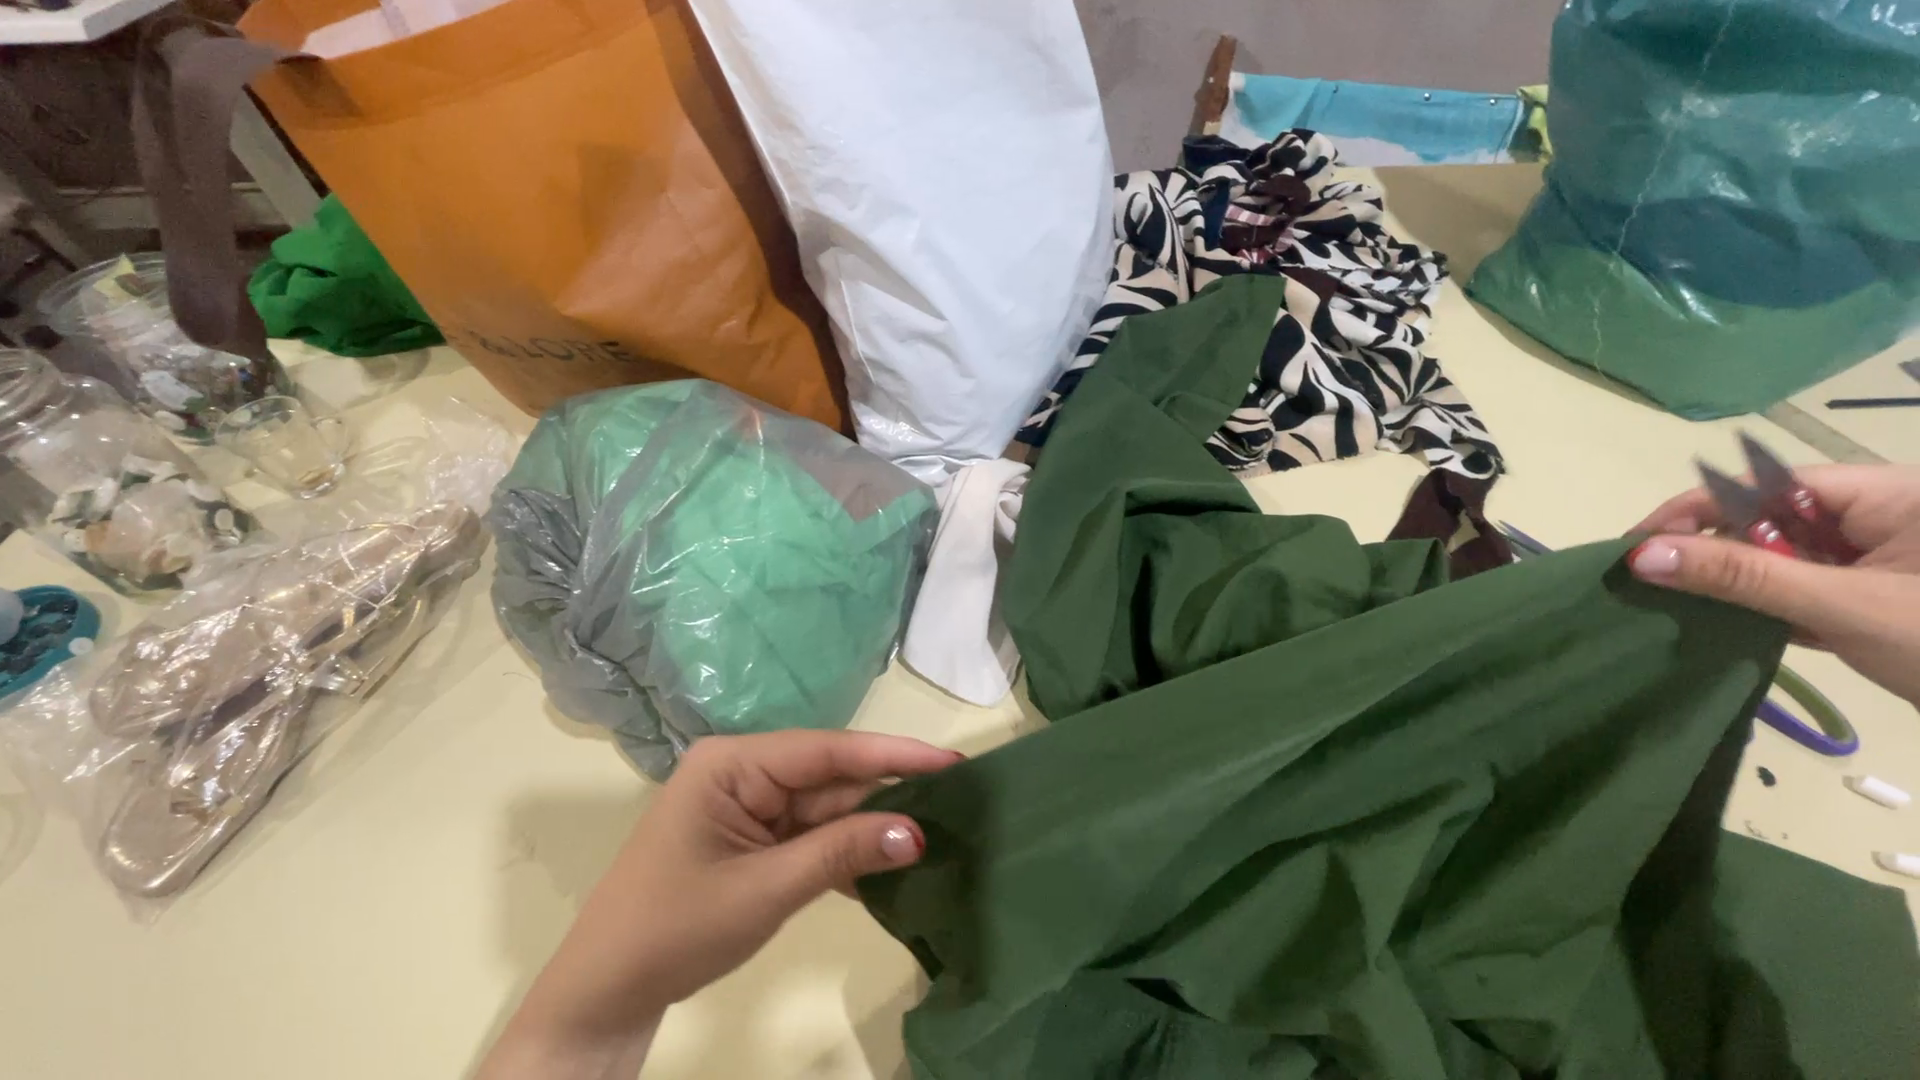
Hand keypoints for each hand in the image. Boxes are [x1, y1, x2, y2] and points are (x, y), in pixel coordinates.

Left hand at [476, 730, 961, 1079]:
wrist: (606, 991)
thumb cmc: (675, 928)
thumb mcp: (765, 889)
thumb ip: (843, 853)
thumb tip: (918, 833)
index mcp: (733, 762)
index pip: (827, 750)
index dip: (893, 756)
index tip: (952, 762)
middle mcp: (743, 772)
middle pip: (830, 777)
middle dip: (887, 794)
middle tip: (957, 801)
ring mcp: (748, 806)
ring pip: (825, 808)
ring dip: (871, 827)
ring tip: (937, 832)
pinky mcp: (752, 839)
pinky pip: (810, 835)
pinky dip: (845, 852)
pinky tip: (889, 864)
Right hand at [1629, 463, 1919, 707]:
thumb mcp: (1843, 607)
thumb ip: (1741, 577)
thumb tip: (1640, 555)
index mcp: (1889, 496)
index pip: (1767, 485)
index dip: (1695, 509)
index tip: (1635, 544)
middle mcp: (1884, 518)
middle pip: (1771, 520)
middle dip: (1711, 549)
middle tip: (1648, 581)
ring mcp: (1884, 561)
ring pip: (1784, 558)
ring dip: (1734, 582)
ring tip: (1677, 605)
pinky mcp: (1881, 599)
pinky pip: (1805, 588)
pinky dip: (1766, 606)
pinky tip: (1730, 625)